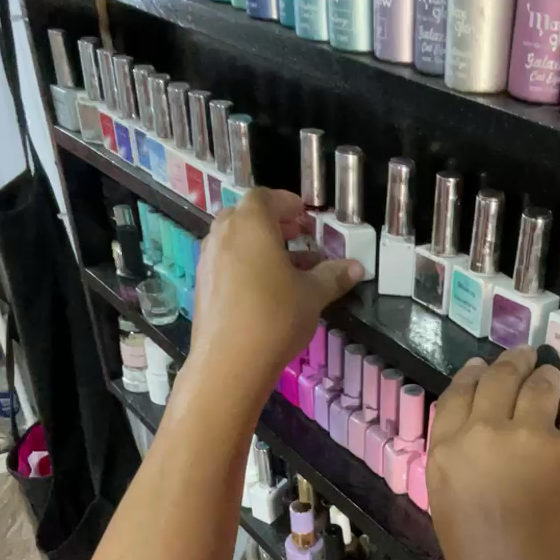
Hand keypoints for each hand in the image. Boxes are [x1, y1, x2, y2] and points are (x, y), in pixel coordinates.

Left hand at [189, 188, 360, 397]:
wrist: (230, 361)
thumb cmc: (275, 317)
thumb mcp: (313, 295)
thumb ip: (333, 276)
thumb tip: (356, 267)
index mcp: (252, 225)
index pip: (266, 198)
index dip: (287, 203)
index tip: (305, 215)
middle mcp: (224, 235)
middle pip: (246, 216)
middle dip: (273, 224)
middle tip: (298, 236)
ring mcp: (209, 260)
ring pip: (236, 241)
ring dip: (261, 246)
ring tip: (289, 267)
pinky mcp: (203, 286)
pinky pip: (227, 263)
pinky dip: (247, 265)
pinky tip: (267, 290)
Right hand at [427, 349, 559, 559]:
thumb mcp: (453, 515)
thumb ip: (463, 471)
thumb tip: (484, 447)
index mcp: (446, 455)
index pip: (454, 397)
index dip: (470, 377)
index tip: (480, 366)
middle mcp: (484, 433)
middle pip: (498, 379)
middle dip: (512, 363)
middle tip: (523, 355)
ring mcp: (532, 436)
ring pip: (539, 386)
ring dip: (544, 376)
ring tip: (549, 374)